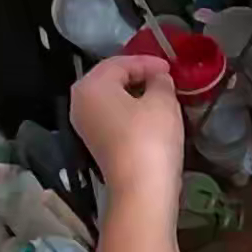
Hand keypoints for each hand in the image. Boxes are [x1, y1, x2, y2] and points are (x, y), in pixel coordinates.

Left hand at [71, 55, 184, 203]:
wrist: (142, 190)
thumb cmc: (150, 139)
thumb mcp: (163, 102)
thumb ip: (161, 83)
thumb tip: (159, 79)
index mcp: (91, 86)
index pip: (119, 63)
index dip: (147, 62)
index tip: (170, 68)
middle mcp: (80, 103)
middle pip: (111, 81)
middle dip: (139, 78)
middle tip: (165, 80)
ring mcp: (86, 128)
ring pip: (113, 102)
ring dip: (136, 98)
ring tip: (161, 99)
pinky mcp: (98, 147)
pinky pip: (115, 121)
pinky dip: (132, 116)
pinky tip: (152, 120)